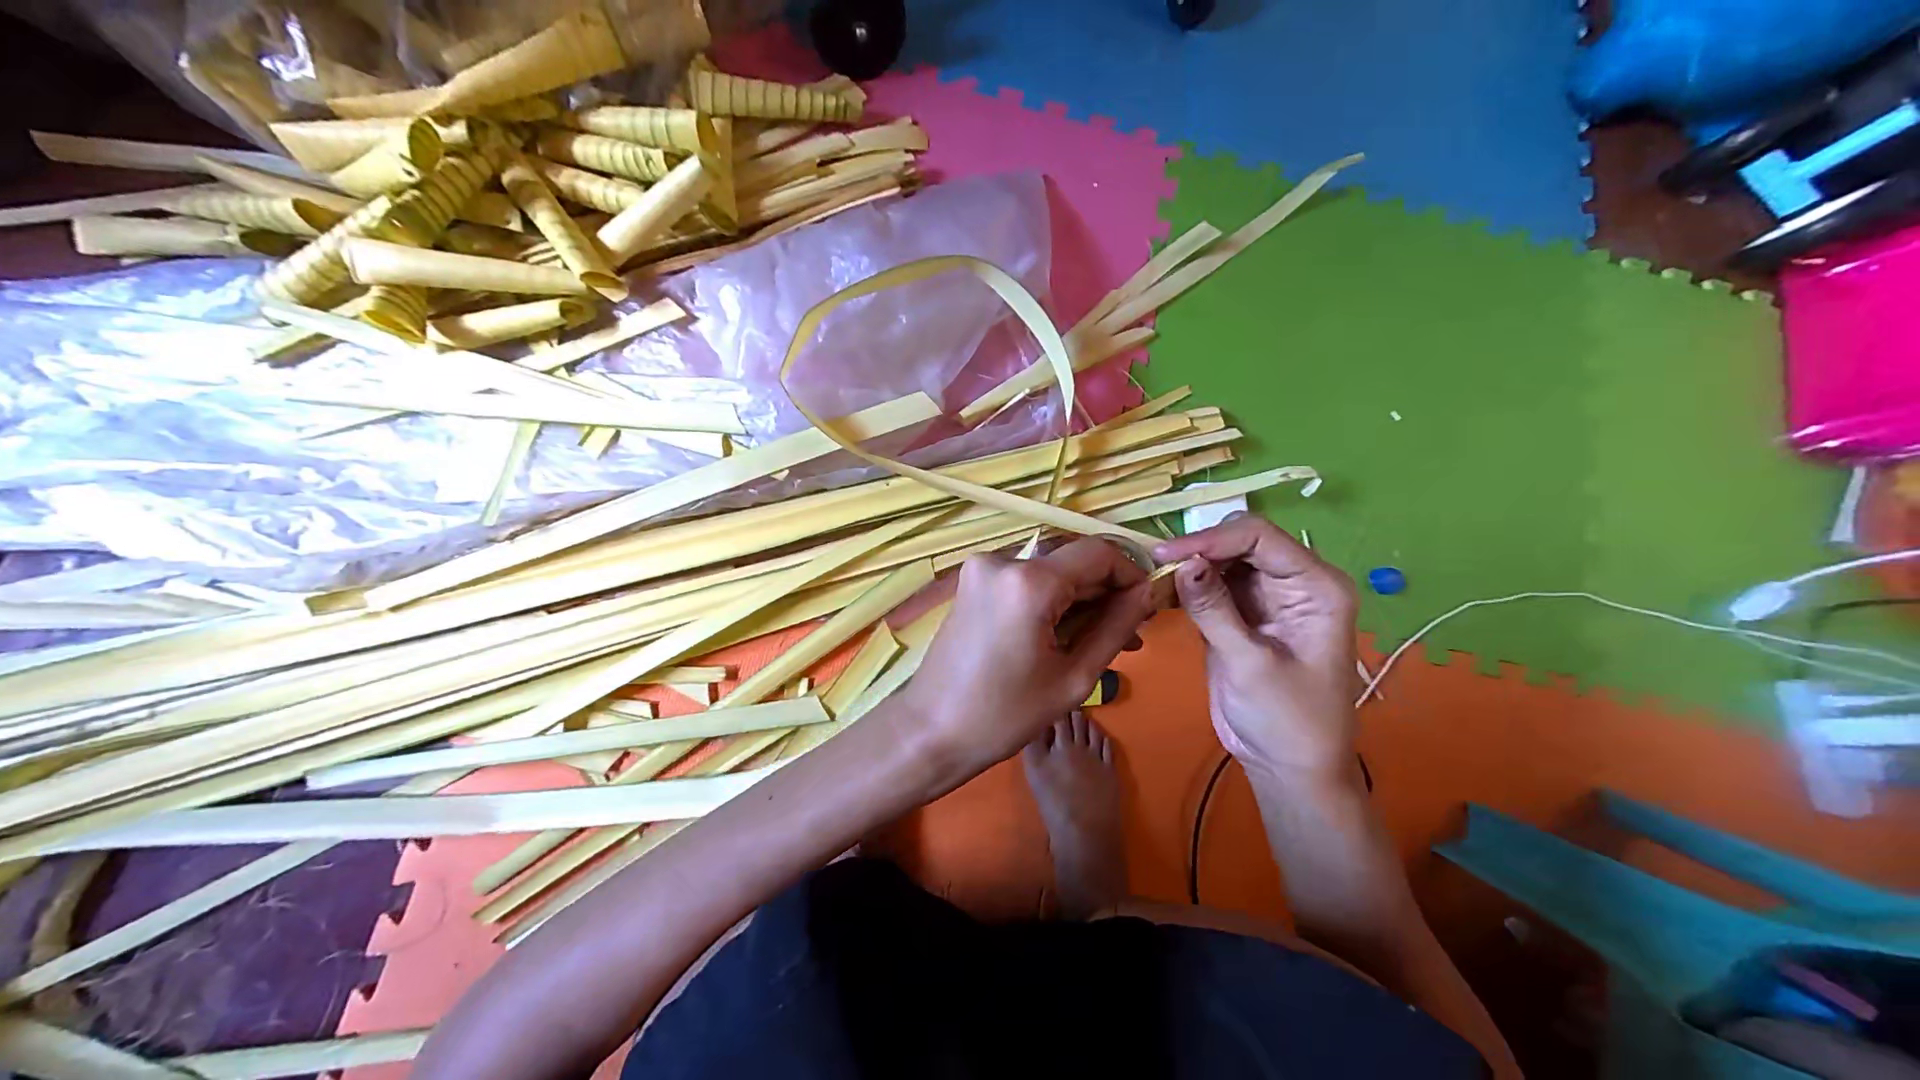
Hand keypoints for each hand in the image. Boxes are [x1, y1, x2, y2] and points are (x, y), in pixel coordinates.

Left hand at [901, 537, 1153, 777]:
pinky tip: (1065, 634)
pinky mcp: (972, 581)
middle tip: (1129, 634)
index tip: (1145, 606)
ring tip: (1102, 641)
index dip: (1130, 574)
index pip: (1098, 552)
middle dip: (1105, 593)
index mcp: (1028, 581)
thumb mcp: (1074, 677)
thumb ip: (1114, 627)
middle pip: (1073, 560)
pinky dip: (1050, 600)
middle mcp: (1002, 560)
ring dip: (1079, 598)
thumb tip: (1146, 593)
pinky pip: (1026, 580)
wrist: (931, 730)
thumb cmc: (1005, 715)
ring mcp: (982, 567)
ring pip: (1051, 570)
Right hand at [1153, 513, 1359, 779]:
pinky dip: (1187, 586)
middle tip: (1155, 565)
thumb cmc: (1287, 720)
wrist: (1288, 767)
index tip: (1166, 555)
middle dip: (1199, 549)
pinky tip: (1161, 592)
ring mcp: (1267, 597)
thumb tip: (1183, 563)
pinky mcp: (1242, 614)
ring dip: (1189, 566)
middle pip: (1240, 542)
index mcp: (1316, 586)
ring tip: (1152, 576)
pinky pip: (1212, 585)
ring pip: (1222, 560)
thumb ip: (1215, 609)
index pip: (1260, 538)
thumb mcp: (1249, 664)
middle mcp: (1295, 582)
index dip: (1212, 539)